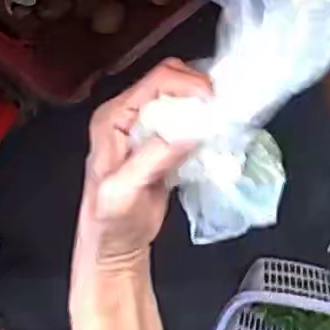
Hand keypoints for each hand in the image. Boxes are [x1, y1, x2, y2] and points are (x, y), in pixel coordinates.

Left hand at [77, 58, 211, 272]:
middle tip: (219, 108)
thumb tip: (189, 131)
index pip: (156, 81)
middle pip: (170, 79)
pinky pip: (187, 116)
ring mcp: (145, 124)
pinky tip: (212, 135)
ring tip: (219, 120)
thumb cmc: (110, 225)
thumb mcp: (124, 193)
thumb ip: (154, 159)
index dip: (187, 85)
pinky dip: (203, 121)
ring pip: (181, 95)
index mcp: (113, 117)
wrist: (114, 249)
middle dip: (198, 89)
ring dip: (203, 104)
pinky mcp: (162, 138)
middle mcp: (127, 114)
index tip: (212, 101)